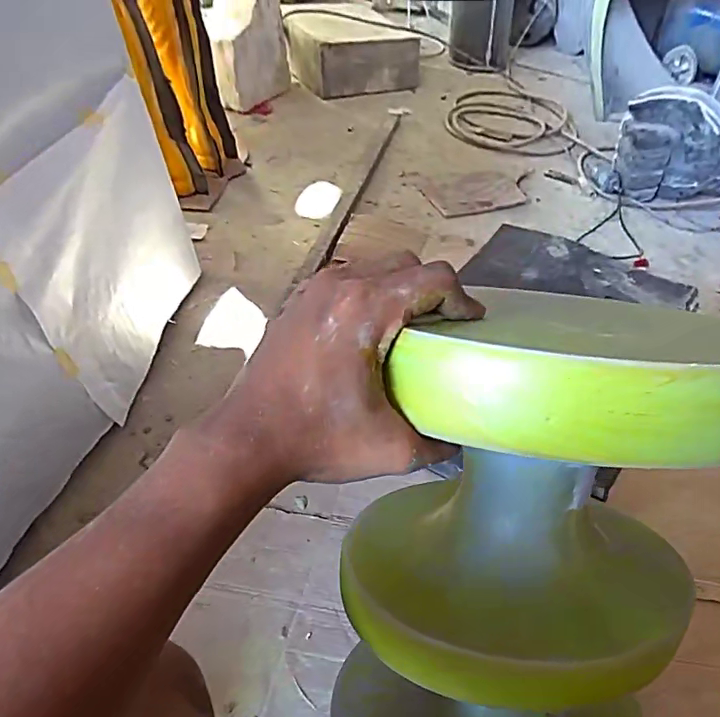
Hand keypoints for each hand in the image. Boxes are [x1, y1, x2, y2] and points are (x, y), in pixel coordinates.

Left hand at [197, 252, 482, 484]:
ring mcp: (310, 292)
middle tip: (442, 329)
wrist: (248, 440)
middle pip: (404, 264)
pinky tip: (367, 338)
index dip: (462, 299)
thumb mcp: (390, 450)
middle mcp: (337, 285)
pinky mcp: (293, 306)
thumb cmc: (316, 440)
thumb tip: (456, 446)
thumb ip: (435, 446)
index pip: (433, 278)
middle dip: (431, 291)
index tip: (471, 325)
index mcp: (365, 307)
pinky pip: (343, 285)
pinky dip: (365, 299)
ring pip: (371, 270)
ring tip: (407, 333)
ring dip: (397, 292)